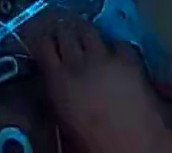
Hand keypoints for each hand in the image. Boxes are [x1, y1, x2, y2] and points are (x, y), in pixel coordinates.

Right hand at [31, 15, 171, 152]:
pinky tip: (118, 57)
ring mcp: (104, 58)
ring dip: (85, 33)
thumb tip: (55, 86)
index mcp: (59, 82)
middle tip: (64, 37)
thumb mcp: (66, 128)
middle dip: (63, 32)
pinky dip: (117, 48)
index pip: (42, 45)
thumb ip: (58, 99)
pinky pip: (120, 44)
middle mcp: (78, 62)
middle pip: (64, 32)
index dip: (43, 40)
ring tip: (87, 39)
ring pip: (88, 29)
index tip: (44, 42)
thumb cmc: (97, 149)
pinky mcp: (129, 62)